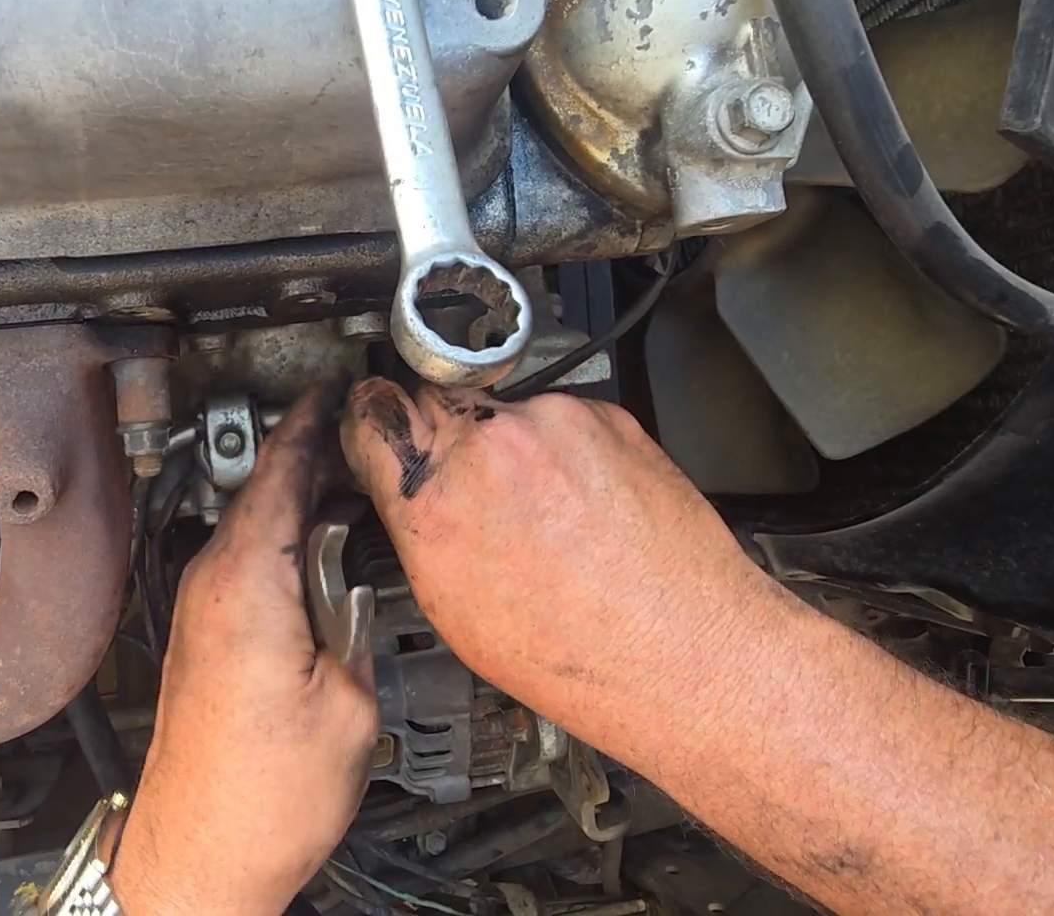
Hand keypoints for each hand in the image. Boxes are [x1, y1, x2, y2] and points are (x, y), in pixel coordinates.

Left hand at [111, 385, 378, 915]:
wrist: (197, 856)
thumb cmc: (265, 797)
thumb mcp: (349, 702)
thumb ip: (354, 615)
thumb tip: (348, 571)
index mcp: (250, 582)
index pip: (281, 470)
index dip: (312, 421)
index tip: (334, 391)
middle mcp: (213, 579)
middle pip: (265, 486)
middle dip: (313, 453)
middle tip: (359, 440)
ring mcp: (200, 602)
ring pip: (254, 517)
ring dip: (298, 493)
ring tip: (347, 487)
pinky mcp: (201, 627)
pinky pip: (245, 552)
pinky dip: (281, 531)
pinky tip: (314, 543)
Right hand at [337, 379, 785, 756]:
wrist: (684, 651)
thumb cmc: (574, 651)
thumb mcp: (450, 604)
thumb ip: (416, 524)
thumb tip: (402, 487)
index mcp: (434, 503)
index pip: (370, 415)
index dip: (372, 422)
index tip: (377, 423)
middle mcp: (486, 449)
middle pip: (432, 402)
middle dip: (442, 437)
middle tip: (474, 484)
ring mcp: (548, 424)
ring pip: (498, 410)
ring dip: (509, 445)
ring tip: (544, 506)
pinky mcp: (600, 414)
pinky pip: (556, 416)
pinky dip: (560, 447)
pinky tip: (581, 499)